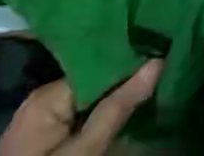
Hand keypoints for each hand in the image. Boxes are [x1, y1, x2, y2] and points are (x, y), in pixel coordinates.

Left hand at [0, 59, 161, 155]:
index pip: (100, 66)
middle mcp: (42, 100)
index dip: (132, 63)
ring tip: (151, 90)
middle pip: (95, 82)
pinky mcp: (40, 140)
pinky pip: (78, 116)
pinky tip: (123, 115)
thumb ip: (118, 107)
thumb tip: (158, 61)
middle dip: (126, 82)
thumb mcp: (84, 151)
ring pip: (89, 100)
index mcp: (47, 95)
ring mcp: (39, 121)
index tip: (164, 57)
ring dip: (115, 101)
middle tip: (163, 75)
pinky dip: (100, 117)